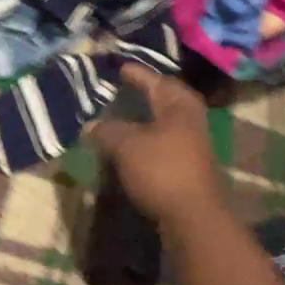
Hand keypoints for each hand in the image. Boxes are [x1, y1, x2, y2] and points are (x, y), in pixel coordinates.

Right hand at [91, 64, 225, 227]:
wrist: (193, 217)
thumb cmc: (161, 170)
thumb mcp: (126, 145)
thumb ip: (107, 131)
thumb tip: (91, 126)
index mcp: (179, 104)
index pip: (154, 80)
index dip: (136, 74)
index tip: (120, 67)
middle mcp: (190, 119)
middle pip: (163, 100)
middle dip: (142, 95)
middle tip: (120, 91)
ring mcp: (191, 144)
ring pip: (162, 123)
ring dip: (142, 120)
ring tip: (118, 118)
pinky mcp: (187, 166)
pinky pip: (161, 144)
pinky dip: (145, 141)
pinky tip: (128, 147)